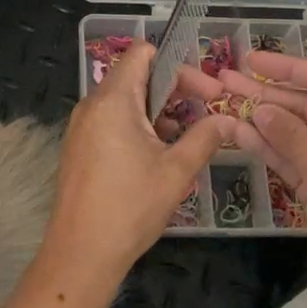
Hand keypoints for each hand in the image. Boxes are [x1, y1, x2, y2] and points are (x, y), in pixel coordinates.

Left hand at [47, 42, 228, 283]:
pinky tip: (158, 155)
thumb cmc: (130, 207)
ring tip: (185, 138)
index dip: (178, 64)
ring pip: (126, 101)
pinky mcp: (79, 147)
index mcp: (113, 100)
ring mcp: (82, 127)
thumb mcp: (176, 171)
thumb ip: (204, 138)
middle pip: (136, 76)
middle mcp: (93, 105)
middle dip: (174, 90)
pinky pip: (112, 121)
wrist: (80, 254)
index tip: (206, 91)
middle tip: (206, 112)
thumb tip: (227, 120)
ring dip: (158, 111)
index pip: (143, 53)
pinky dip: (138, 127)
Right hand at [186, 52, 306, 299]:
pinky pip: (287, 157)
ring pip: (290, 131)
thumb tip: (260, 109)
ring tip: (220, 103)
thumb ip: (291, 136)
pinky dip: (263, 146)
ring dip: (258, 119)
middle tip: (223, 81)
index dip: (286, 67)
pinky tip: (235, 133)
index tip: (251, 60)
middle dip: (264, 93)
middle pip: (302, 103)